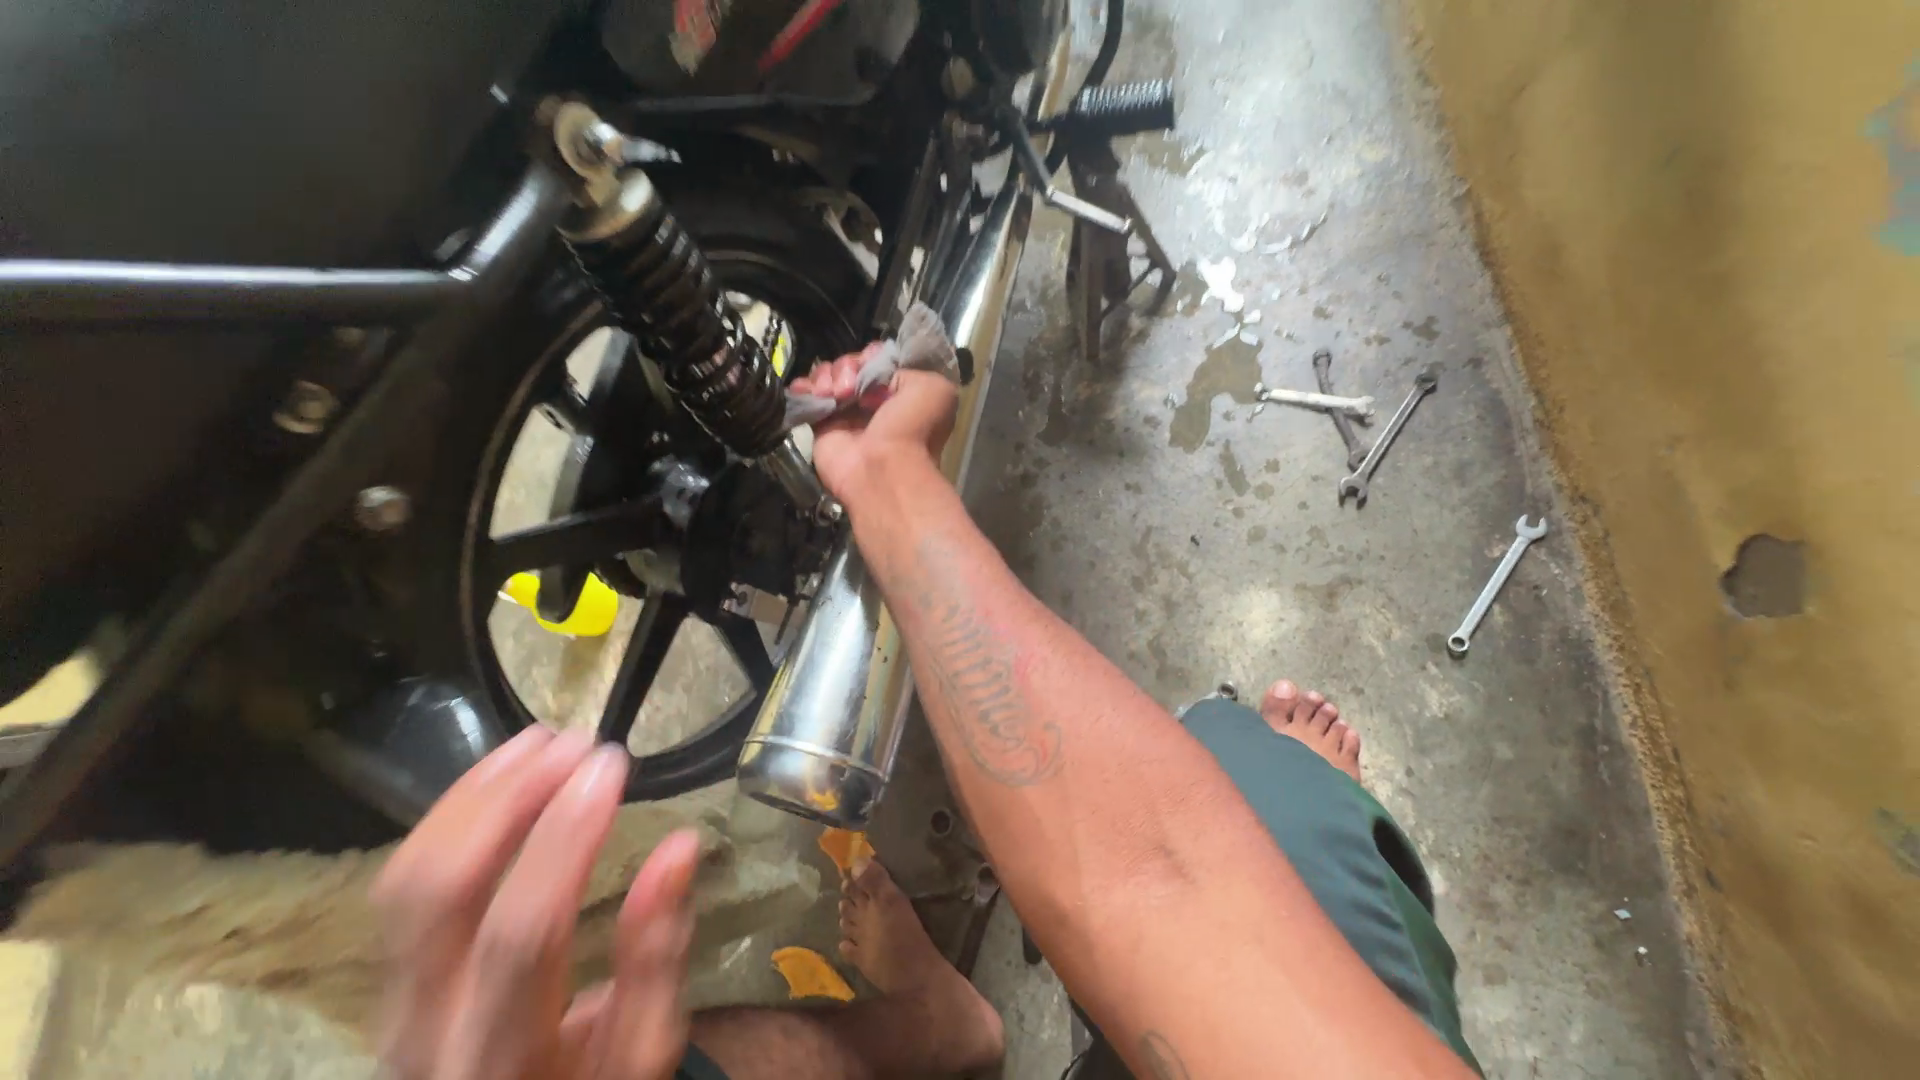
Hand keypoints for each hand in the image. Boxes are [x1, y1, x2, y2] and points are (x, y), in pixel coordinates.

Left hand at [371, 727, 702, 1079]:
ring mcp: (393, 1000)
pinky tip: (503, 773)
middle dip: (507, 801)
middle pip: (438, 895)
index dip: (567, 838)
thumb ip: (658, 956)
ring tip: (541, 740)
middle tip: (574, 744)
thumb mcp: (643, 1050)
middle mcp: (426, 1026)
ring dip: (475, 796)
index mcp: (499, 1058)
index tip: (612, 767)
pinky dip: (455, 813)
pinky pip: (404, 880)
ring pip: (407, 877)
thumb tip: (678, 846)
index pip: (523, 930)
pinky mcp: (390, 974)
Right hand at [789, 346, 959, 503]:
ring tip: (834, 395)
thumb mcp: (935, 388)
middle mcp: (873, 401)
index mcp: (901, 392)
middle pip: (851, 364)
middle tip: (850, 388)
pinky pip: (807, 393)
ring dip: (827, 376)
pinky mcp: (821, 424)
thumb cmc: (912, 428)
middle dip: (848, 366)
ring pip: (828, 374)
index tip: (871, 365)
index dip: (871, 356)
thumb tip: (876, 373)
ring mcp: (846, 412)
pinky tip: (808, 391)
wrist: (882, 470)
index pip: (878, 359)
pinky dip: (803, 386)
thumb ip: (910, 370)